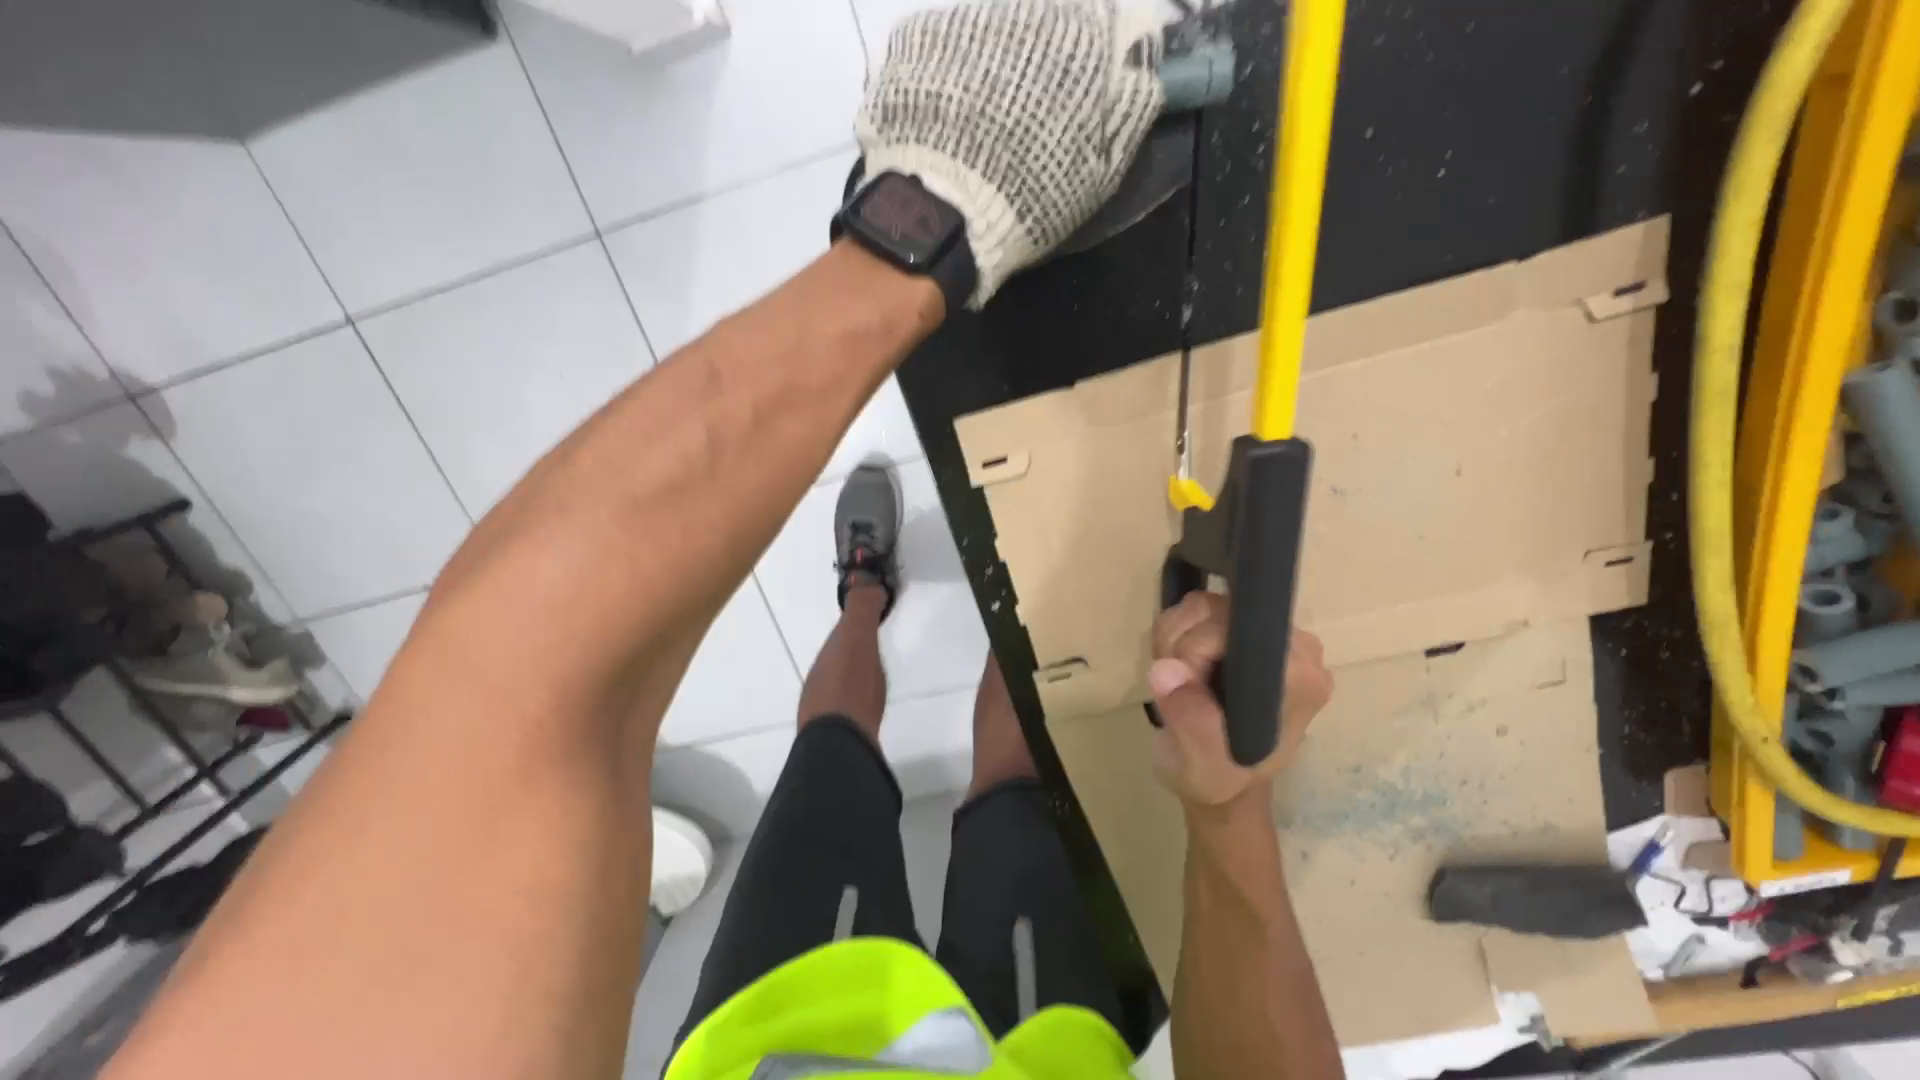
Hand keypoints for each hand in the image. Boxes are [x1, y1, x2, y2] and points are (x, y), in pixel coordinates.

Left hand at [856, 0, 1164, 307]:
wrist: (942, 213)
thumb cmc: (1031, 196)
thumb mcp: (1100, 171)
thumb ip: (1127, 113)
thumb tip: (1141, 76)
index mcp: (1080, 38)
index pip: (1100, 25)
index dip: (1090, 62)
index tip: (1080, 95)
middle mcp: (1024, 12)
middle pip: (1039, 24)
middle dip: (1036, 63)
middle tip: (1023, 118)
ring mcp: (964, 19)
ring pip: (987, 33)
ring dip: (988, 66)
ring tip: (975, 123)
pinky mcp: (913, 37)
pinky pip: (939, 47)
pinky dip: (943, 74)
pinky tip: (939, 117)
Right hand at [1147, 592, 1332, 806]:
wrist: (1219, 782)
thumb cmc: (1218, 776)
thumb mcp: (1202, 764)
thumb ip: (1189, 719)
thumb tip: (1166, 670)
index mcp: (1299, 677)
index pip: (1240, 628)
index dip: (1199, 650)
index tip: (1189, 687)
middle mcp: (1295, 647)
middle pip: (1218, 611)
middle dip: (1183, 648)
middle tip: (1180, 692)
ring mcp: (1268, 633)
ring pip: (1201, 606)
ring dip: (1174, 642)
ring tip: (1181, 685)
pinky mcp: (1243, 627)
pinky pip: (1194, 609)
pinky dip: (1175, 636)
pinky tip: (1183, 670)